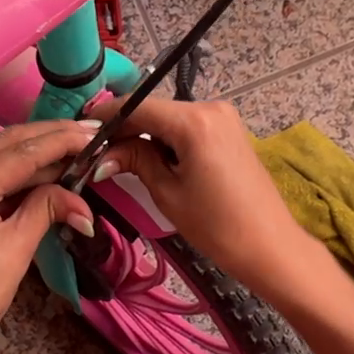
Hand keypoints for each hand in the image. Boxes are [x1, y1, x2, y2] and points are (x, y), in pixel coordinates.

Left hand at [0, 119, 99, 353]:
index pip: (21, 153)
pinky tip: (45, 164)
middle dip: (51, 135)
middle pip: (8, 141)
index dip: (60, 140)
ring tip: (74, 143)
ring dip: (36, 147)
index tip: (93, 133)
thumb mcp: (16, 251)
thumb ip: (47, 209)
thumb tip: (83, 198)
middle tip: (88, 132)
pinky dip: (18, 164)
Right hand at [87, 98, 314, 298]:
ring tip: (119, 157)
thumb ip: (135, 161)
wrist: (272, 247)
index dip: (107, 114)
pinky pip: (188, 125)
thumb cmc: (217, 226)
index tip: (81, 125)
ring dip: (146, 132)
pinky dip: (167, 137)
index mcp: (194, 120)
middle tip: (96, 148)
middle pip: (155, 109)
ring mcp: (223, 115)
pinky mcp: (229, 128)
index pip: (139, 105)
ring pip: (171, 116)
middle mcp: (210, 106)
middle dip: (126, 126)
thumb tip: (102, 153)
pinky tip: (152, 157)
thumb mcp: (168, 194)